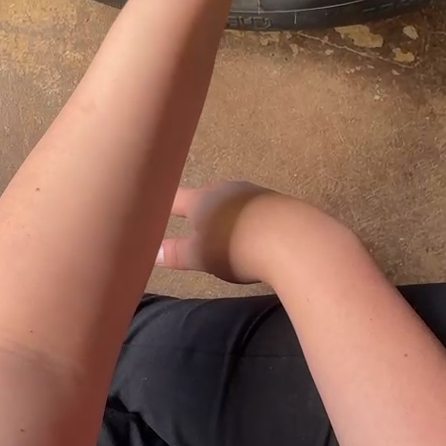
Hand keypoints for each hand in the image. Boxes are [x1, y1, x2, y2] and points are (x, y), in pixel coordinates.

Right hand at [156, 181, 343, 284]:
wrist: (293, 239)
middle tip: (191, 218)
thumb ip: (176, 253)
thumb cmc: (236, 247)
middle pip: (207, 196)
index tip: (152, 202)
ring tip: (223, 228)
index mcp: (203, 199)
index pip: (176, 199)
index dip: (164, 203)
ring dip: (227, 214)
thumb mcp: (200, 256)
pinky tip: (254, 234)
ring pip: (233, 201)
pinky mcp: (279, 205)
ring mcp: (255, 194)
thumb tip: (152, 252)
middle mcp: (227, 190)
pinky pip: (256, 211)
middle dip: (199, 208)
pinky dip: (249, 221)